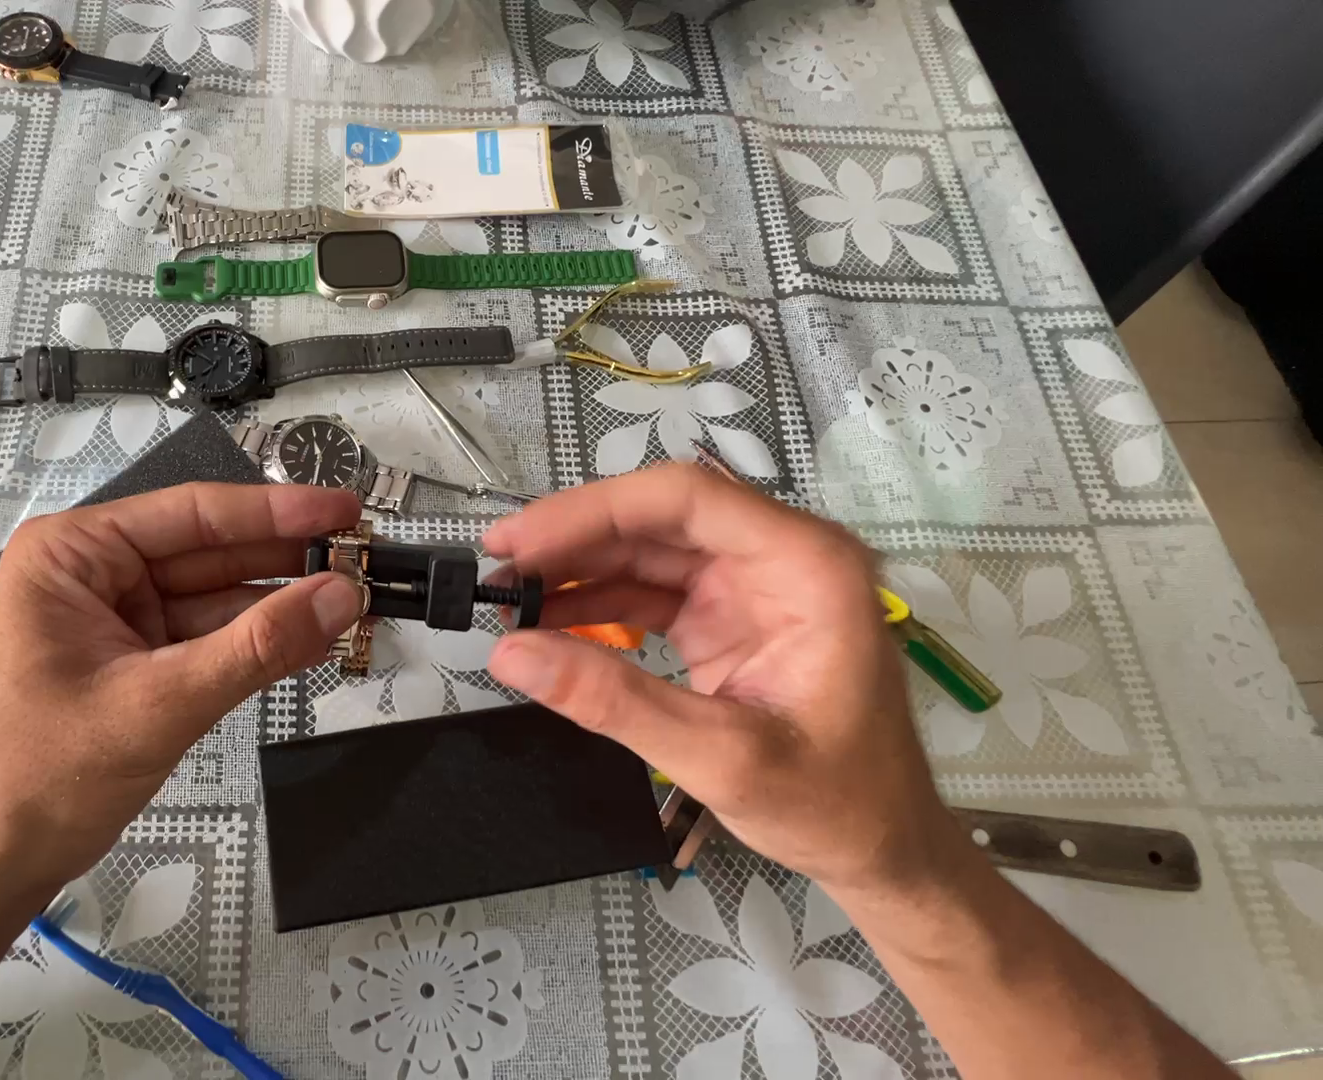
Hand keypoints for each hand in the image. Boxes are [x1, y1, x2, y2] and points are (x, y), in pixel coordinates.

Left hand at [0, 483, 364, 901]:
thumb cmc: (44, 777)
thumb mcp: (158, 703)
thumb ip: (257, 648)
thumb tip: (343, 595)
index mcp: (74, 554)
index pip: (193, 514)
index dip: (278, 510)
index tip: (346, 509)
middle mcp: (95, 574)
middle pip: (210, 552)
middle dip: (286, 559)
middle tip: (363, 557)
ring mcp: (117, 620)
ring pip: (216, 598)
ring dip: (280, 605)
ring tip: (351, 603)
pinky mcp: (136, 662)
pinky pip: (208, 639)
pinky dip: (256, 644)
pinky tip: (309, 640)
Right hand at [481, 464, 963, 897]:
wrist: (879, 847)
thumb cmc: (833, 803)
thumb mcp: (719, 756)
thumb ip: (612, 701)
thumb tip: (510, 653)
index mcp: (805, 565)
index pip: (685, 499)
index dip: (592, 511)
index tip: (520, 542)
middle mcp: (775, 556)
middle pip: (655, 517)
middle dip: (571, 537)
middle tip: (496, 563)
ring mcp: (745, 582)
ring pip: (642, 549)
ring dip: (572, 568)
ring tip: (507, 595)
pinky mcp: (719, 612)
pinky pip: (643, 589)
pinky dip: (591, 602)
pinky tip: (544, 620)